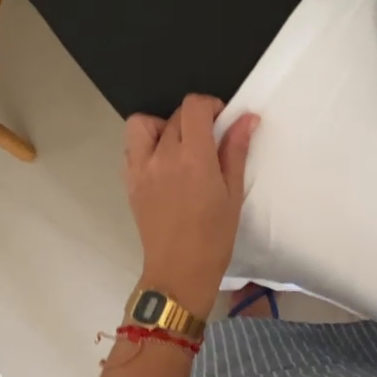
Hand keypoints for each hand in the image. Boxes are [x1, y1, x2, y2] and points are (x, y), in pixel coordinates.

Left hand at [124, 94, 258, 310]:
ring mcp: (141, 168)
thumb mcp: (233, 193)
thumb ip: (236, 150)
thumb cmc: (214, 236)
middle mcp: (163, 156)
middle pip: (174, 115)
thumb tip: (246, 118)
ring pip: (143, 124)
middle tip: (209, 141)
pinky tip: (163, 164)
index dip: (210, 105)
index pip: (193, 107)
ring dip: (162, 126)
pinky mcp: (129, 181)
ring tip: (179, 146)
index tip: (222, 121)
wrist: (179, 271)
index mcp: (193, 158)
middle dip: (194, 119)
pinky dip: (146, 145)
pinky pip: (132, 148)